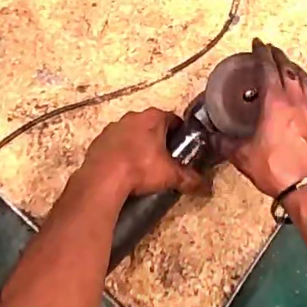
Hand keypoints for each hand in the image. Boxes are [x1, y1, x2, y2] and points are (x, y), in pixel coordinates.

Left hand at [75, 109, 204, 199]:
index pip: (173, 120)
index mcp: (153, 117)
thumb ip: (190, 179)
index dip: (179, 134)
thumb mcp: (170, 175)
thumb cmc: (141, 168)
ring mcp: (112, 128)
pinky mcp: (98, 141)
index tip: (182, 148)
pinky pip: (114, 145)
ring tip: (142, 168)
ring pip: (131, 134)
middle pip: (151, 125)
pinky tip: (123, 171)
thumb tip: (207, 188)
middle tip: (164, 160)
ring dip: (137, 145)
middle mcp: (132, 117)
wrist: (103, 179)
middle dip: (158, 140)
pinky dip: (120, 154)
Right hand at [224, 39, 306, 197]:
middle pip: (288, 68)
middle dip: (278, 56)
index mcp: (276, 101)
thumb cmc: (277, 169)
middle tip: (270, 50)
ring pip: (305, 78)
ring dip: (295, 68)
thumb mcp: (244, 157)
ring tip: (287, 64)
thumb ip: (226, 143)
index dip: (262, 53)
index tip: (257, 44)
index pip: (268, 68)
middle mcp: (296, 99)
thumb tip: (212, 137)